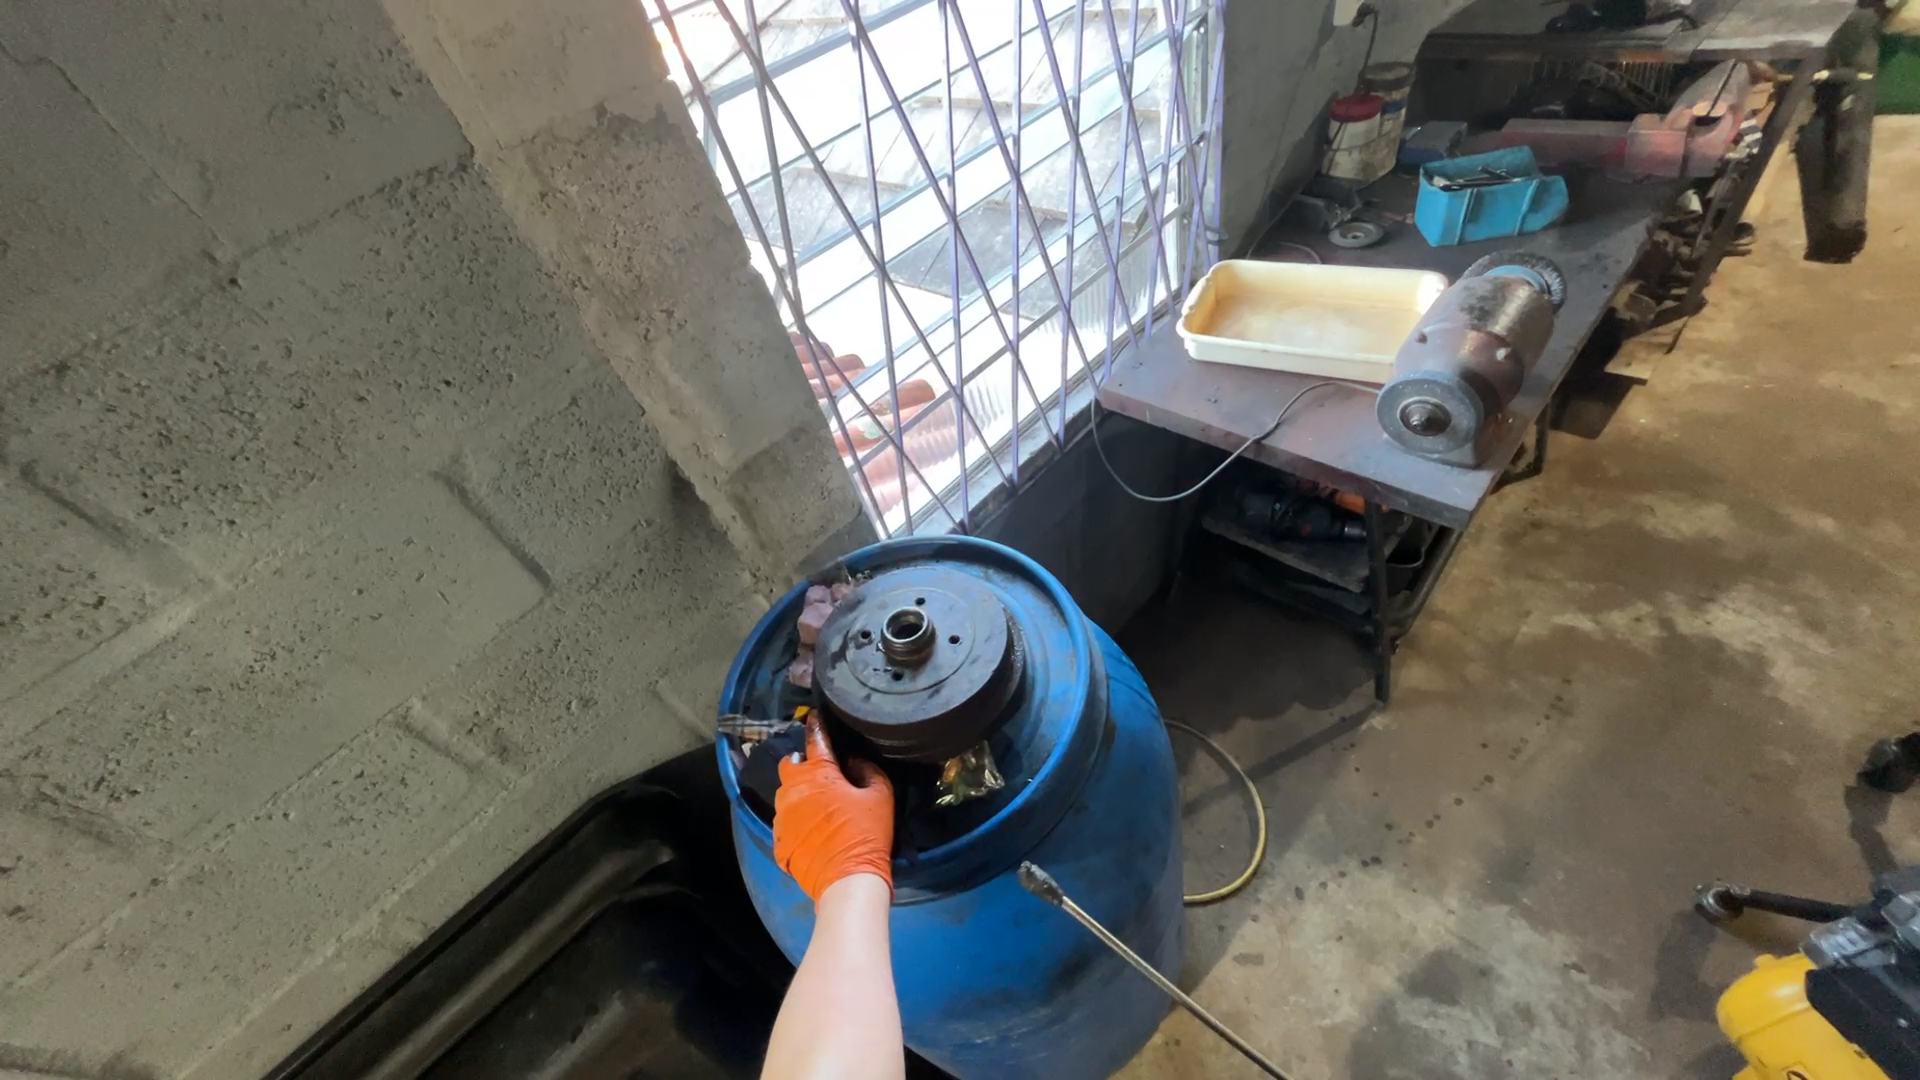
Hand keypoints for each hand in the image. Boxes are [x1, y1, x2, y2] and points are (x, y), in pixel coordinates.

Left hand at [774, 710, 894, 902]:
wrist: (847, 880)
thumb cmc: (865, 832)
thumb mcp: (880, 794)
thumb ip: (866, 769)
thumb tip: (853, 761)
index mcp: (818, 773)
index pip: (814, 740)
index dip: (816, 725)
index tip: (814, 716)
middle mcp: (793, 789)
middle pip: (789, 765)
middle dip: (800, 763)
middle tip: (817, 771)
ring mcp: (781, 816)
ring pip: (785, 794)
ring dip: (797, 792)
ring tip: (814, 802)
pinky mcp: (778, 840)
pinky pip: (784, 821)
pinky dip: (795, 819)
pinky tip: (809, 828)